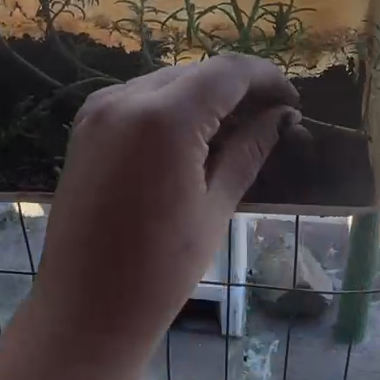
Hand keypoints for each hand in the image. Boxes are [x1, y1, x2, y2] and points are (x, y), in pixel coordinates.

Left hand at [31, 55, 299, 339]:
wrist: (86, 307)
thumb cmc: (160, 269)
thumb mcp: (215, 207)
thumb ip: (249, 150)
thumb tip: (282, 116)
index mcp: (164, 119)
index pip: (229, 72)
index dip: (268, 79)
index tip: (293, 102)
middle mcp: (125, 100)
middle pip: (197, 72)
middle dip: (238, 89)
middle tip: (271, 122)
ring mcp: (98, 111)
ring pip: (168, 82)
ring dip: (205, 98)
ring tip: (236, 135)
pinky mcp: (86, 128)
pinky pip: (140, 100)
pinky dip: (173, 109)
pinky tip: (194, 141)